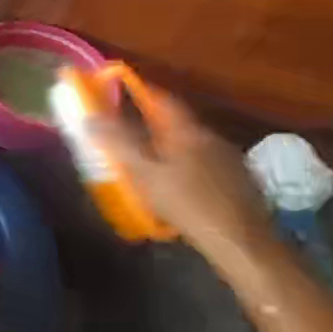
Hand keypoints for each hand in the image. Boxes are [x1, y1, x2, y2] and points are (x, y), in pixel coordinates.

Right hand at [89, 83, 278, 257]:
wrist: (243, 243)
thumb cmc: (188, 204)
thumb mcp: (145, 174)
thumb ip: (118, 143)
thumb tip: (89, 117)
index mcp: (188, 131)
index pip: (163, 100)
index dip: (142, 91)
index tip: (122, 88)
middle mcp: (212, 138)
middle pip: (178, 123)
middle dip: (153, 123)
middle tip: (130, 131)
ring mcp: (231, 160)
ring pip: (193, 145)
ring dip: (171, 147)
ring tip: (150, 162)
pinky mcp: (242, 182)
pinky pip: (207, 164)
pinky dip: (189, 166)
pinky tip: (180, 186)